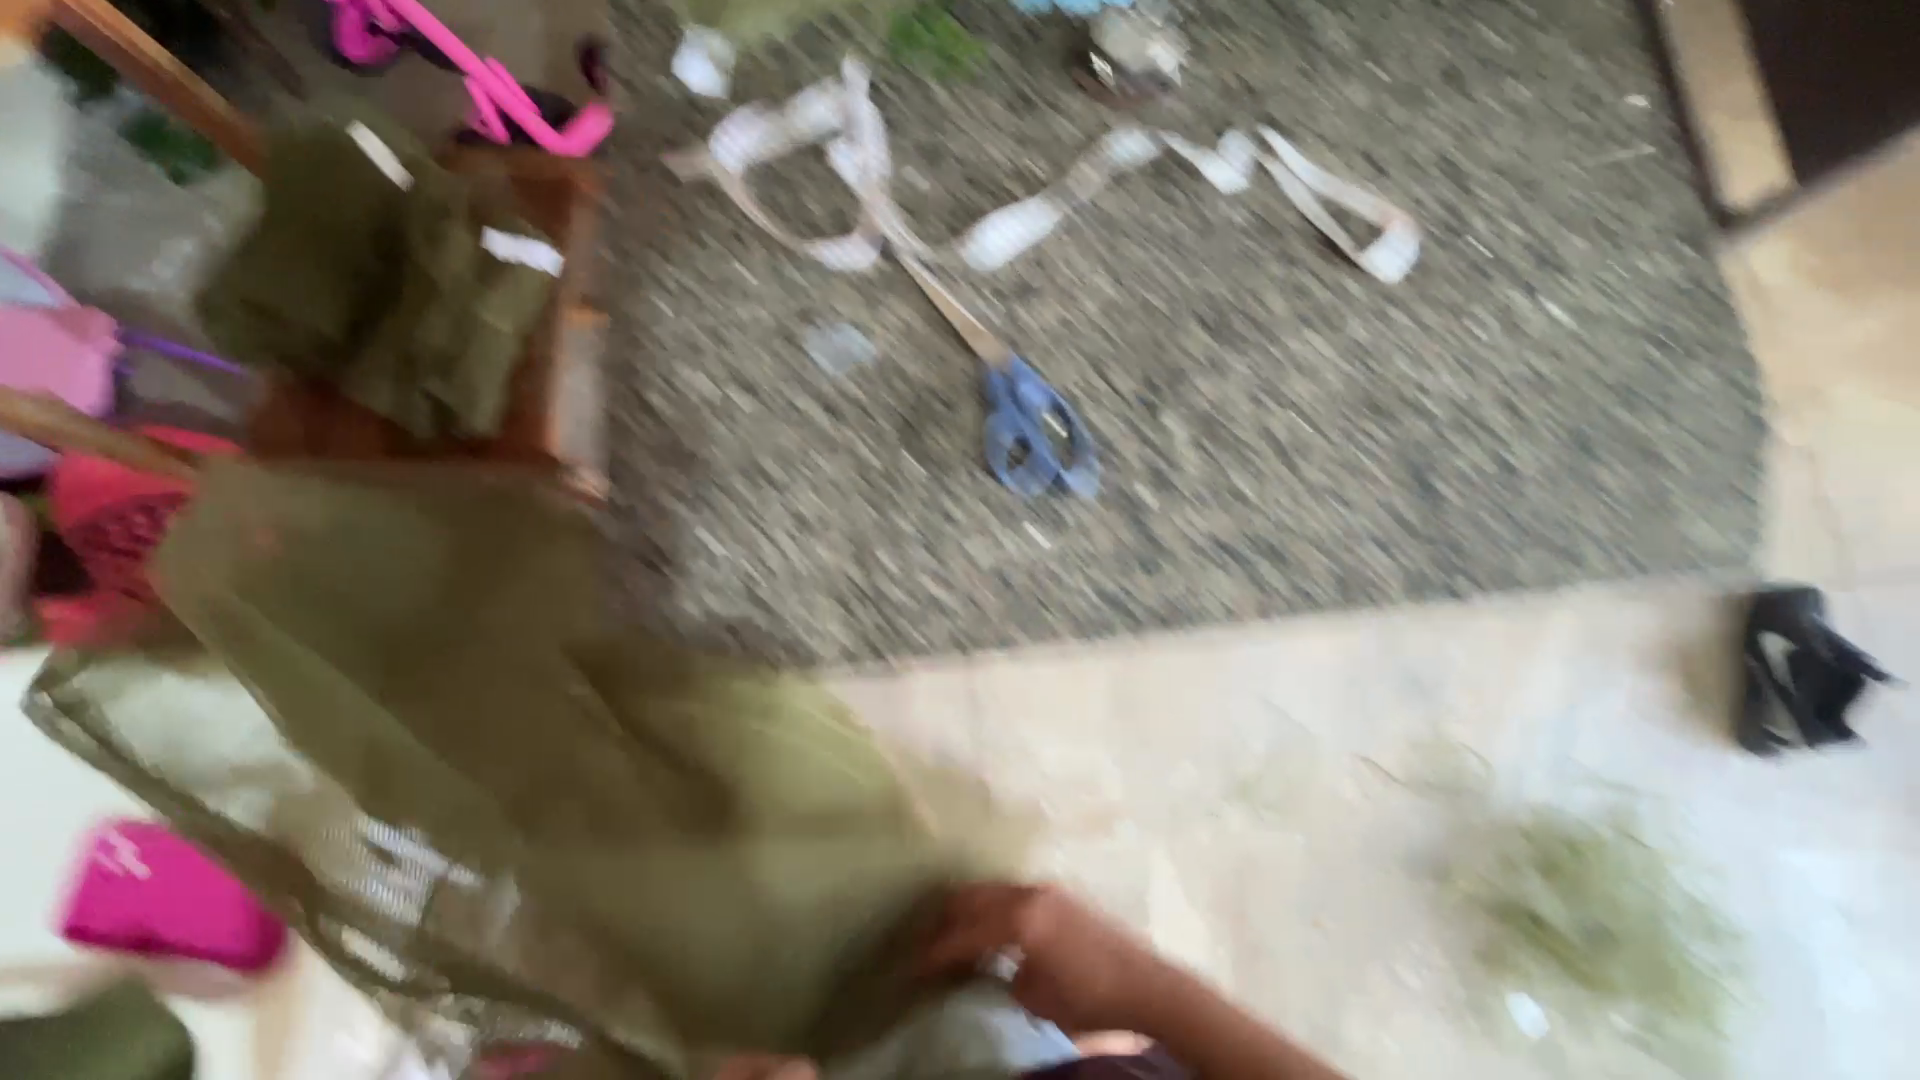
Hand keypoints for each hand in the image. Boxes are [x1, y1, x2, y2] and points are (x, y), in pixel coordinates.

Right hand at [917, 881, 1176, 1033]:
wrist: (1146, 984)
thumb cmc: (1090, 998)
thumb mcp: (1037, 998)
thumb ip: (1007, 975)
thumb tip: (997, 967)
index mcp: (1019, 920)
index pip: (962, 932)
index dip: (934, 951)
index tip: (915, 966)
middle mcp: (1028, 894)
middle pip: (970, 896)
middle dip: (944, 919)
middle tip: (927, 944)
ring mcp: (1045, 889)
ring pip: (990, 889)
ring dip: (968, 909)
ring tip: (954, 935)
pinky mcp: (1060, 893)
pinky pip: (1011, 892)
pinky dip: (992, 906)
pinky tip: (991, 930)